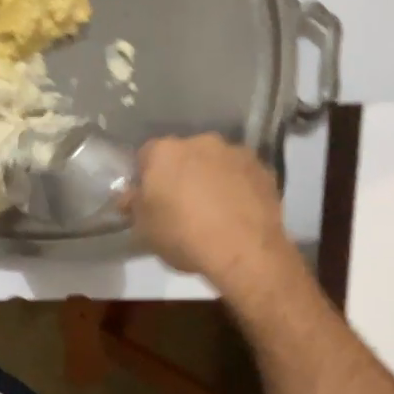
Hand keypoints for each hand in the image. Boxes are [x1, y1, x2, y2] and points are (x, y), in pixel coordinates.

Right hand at [126, 134, 298, 290]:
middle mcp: (201, 142)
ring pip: (215, 162)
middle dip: (180, 173)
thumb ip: (134, 205)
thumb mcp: (144, 228)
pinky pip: (241, 174)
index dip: (146, 177)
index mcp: (165, 151)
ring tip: (213, 210)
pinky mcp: (264, 169)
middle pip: (183, 154)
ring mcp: (236, 153)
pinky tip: (236, 212)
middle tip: (180, 204)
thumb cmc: (183, 235)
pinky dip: (236, 186)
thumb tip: (129, 197)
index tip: (149, 199)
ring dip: (210, 177)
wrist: (244, 251)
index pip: (146, 156)